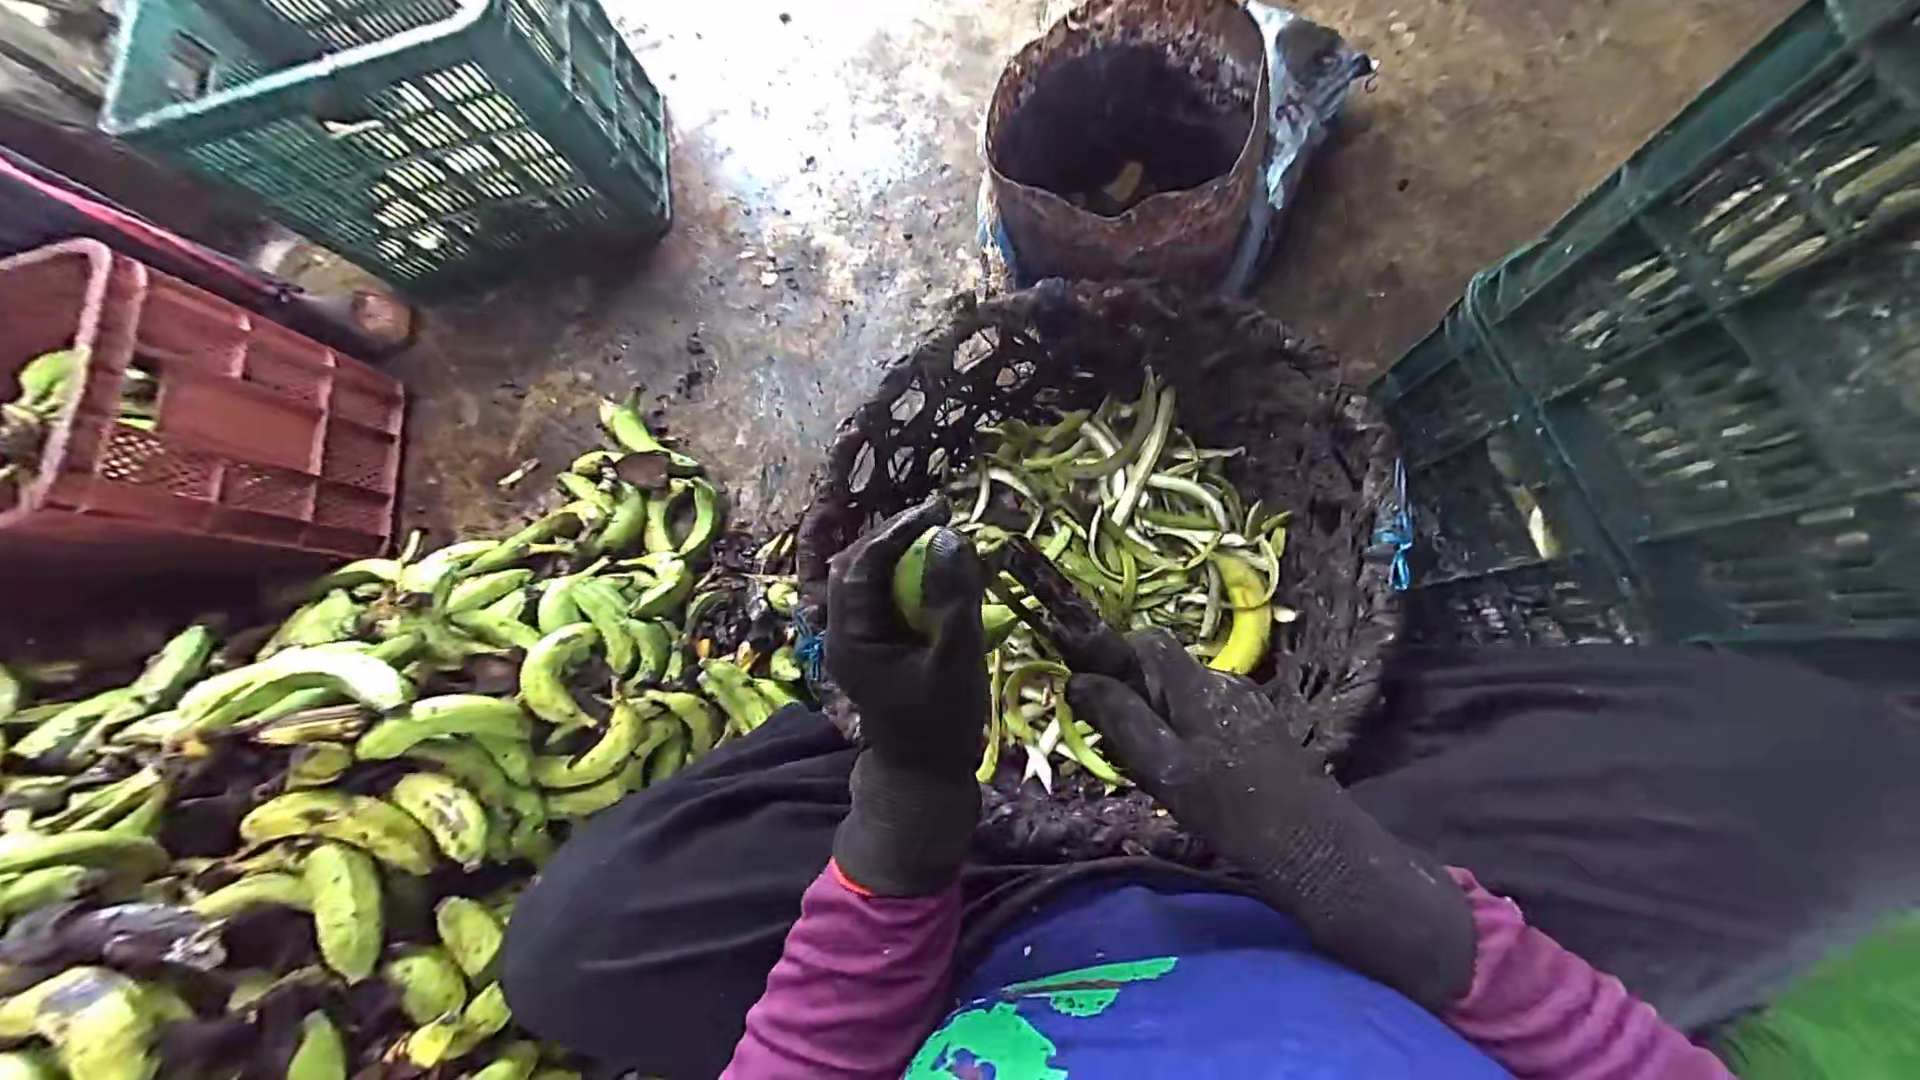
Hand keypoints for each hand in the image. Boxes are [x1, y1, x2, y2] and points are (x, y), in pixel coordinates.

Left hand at [825, 498, 985, 894]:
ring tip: (936, 534)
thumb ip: (954, 600)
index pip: (861, 567)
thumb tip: (950, 537)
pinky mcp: (871, 639)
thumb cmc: (941, 723)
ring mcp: (854, 636)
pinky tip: (930, 565)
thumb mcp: (956, 661)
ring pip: (865, 576)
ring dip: (897, 551)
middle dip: (893, 536)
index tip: (936, 511)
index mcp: (850, 639)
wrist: (923, 773)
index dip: (896, 532)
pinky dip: (903, 572)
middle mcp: (841, 632)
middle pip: (855, 565)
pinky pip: (880, 593)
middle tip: (937, 518)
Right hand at [1067, 631, 1475, 1009]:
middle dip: (1135, 692)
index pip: (1148, 641)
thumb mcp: (1163, 768)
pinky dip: (1185, 728)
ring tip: (1156, 762)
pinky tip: (1191, 768)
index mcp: (1196, 685)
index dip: (1117, 656)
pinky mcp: (1257, 724)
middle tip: (1124, 739)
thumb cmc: (1230, 809)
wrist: (1318, 849)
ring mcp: (1244, 701)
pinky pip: (1204, 711)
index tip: (1099, 692)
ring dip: (1159, 713)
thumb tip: (1077, 682)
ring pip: (1183, 691)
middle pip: (1164, 666)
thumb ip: (1120, 719)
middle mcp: (1222, 680)